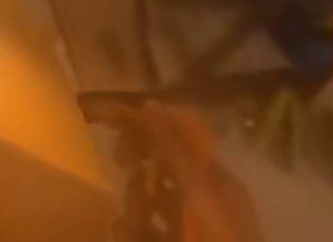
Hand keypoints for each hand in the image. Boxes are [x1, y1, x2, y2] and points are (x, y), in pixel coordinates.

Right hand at [105, 104, 261, 241]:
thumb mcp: (200, 195)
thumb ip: (175, 150)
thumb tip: (149, 103)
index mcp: (218, 184)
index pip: (178, 141)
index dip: (148, 129)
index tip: (114, 124)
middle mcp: (205, 204)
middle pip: (161, 169)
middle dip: (138, 167)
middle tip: (119, 163)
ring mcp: (190, 234)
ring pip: (150, 203)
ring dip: (134, 204)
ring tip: (131, 223)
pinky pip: (145, 232)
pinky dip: (131, 231)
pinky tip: (124, 234)